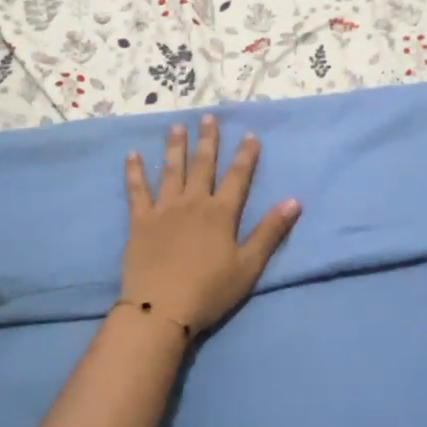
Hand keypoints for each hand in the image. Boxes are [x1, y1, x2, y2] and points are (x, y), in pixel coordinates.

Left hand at [122, 114, 301, 333]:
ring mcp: (164, 209)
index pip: (237, 177)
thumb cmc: (209, 292)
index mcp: (221, 213)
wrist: (162, 309)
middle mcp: (193, 202)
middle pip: (203, 165)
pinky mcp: (140, 221)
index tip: (249, 135)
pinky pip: (137, 190)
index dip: (245, 155)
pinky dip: (134, 171)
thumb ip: (270, 232)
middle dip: (208, 140)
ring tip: (177, 126)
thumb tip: (294, 201)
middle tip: (208, 117)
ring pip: (171, 170)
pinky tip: (132, 155)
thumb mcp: (248, 266)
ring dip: (175, 147)